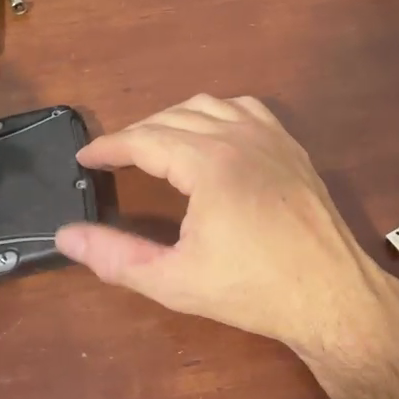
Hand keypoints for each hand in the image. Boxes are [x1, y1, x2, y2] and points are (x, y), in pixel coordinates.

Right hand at [53, 95, 398, 358]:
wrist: (330, 293)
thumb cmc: (252, 289)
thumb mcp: (174, 280)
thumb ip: (116, 256)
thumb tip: (67, 236)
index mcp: (207, 162)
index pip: (144, 139)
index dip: (109, 146)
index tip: (85, 157)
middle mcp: (238, 136)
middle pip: (173, 116)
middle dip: (138, 132)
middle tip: (115, 157)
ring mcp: (270, 136)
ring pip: (210, 105)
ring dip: (175, 117)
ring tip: (155, 142)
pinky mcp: (291, 146)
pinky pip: (247, 108)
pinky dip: (218, 111)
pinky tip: (213, 131)